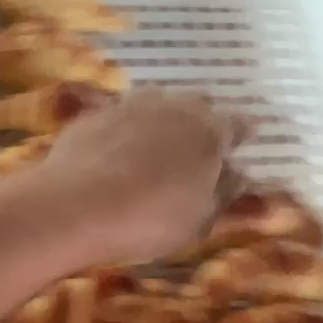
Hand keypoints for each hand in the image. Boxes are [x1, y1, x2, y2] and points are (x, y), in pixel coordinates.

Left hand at [32, 90, 236, 262]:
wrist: (78, 205)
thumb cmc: (151, 218)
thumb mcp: (200, 218)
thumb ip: (224, 192)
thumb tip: (238, 174)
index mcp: (209, 132)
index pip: (238, 125)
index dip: (241, 135)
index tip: (244, 142)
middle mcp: (174, 107)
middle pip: (197, 105)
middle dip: (201, 122)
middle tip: (197, 146)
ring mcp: (131, 105)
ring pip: (156, 104)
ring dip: (161, 120)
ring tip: (155, 146)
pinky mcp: (95, 114)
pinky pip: (120, 116)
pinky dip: (124, 130)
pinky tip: (116, 152)